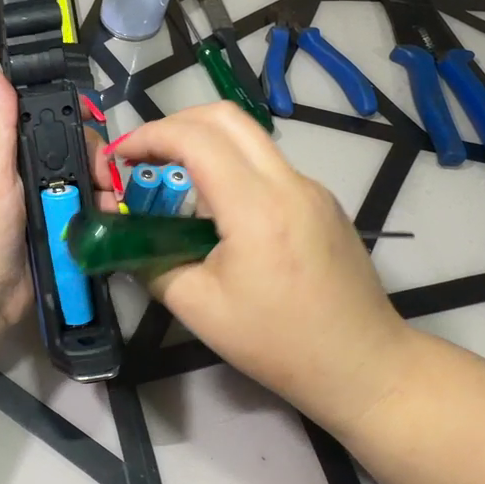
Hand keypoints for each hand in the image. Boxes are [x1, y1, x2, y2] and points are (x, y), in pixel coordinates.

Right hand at [110, 102, 415, 431]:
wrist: (367, 367)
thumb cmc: (280, 344)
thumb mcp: (198, 308)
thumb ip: (150, 262)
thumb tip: (123, 236)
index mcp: (256, 207)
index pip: (194, 139)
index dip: (147, 137)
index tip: (117, 157)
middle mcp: (288, 183)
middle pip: (223, 117)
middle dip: (172, 125)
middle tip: (141, 156)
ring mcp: (310, 188)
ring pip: (247, 136)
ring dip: (200, 142)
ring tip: (169, 179)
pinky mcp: (320, 201)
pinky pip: (265, 163)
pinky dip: (227, 165)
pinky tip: (212, 209)